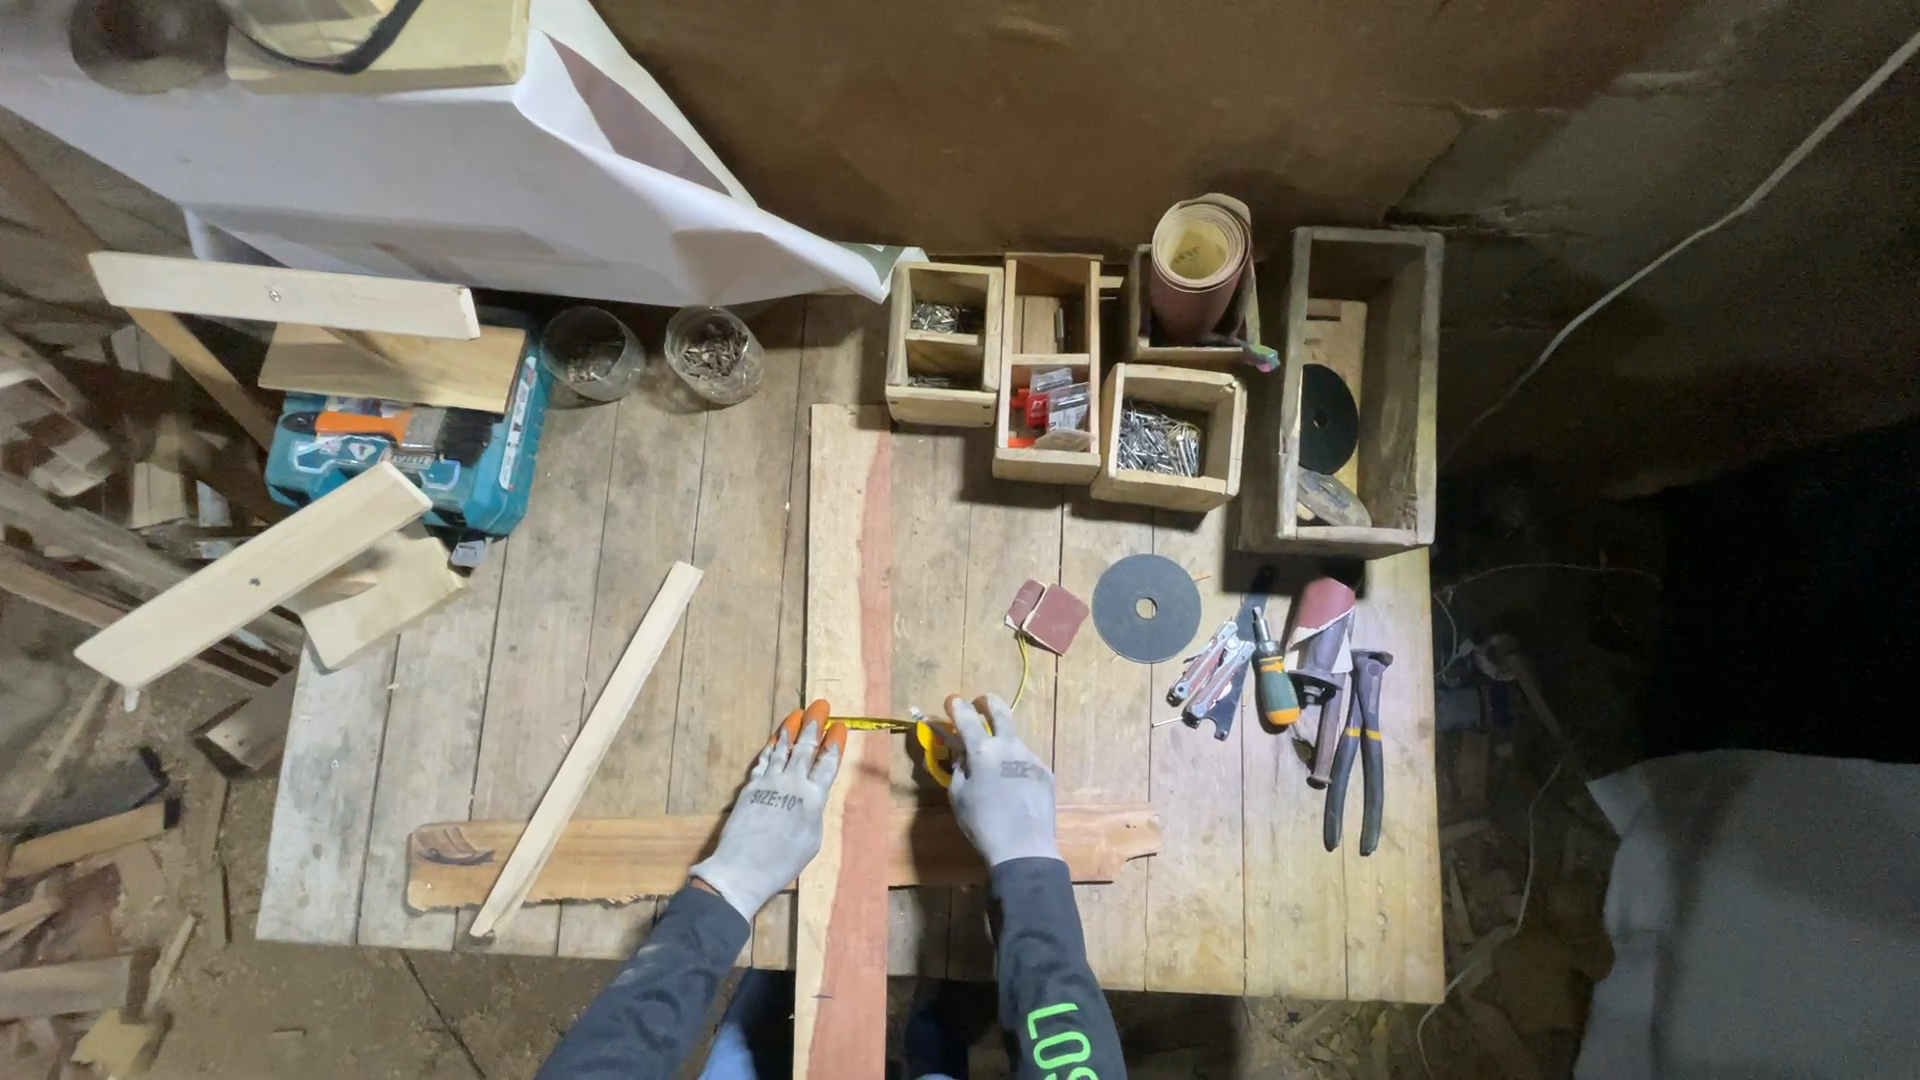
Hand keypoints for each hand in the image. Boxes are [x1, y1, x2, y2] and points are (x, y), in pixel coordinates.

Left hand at [690, 699, 844, 919]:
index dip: (834, 743)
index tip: (838, 726)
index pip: (827, 763)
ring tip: (796, 714)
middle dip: (813, 725)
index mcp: (813, 798)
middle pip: (805, 748)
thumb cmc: (783, 862)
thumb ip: (813, 811)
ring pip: (782, 749)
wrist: (743, 868)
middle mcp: (793, 783)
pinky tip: (773, 739)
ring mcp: (770, 782)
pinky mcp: (751, 787)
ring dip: (790, 730)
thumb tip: (811, 796)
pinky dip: (770, 748)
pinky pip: (764, 761)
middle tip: (819, 706)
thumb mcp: (812, 839)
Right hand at [946, 693, 1061, 867]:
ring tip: (996, 762)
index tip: (952, 699)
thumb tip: (963, 755)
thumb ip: (959, 769)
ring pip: (1014, 740)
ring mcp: (1031, 757)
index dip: (958, 707)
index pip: (967, 720)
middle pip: (1001, 713)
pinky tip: (1014, 784)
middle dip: (989, 702)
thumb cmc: (983, 823)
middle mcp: (1009, 746)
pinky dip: (1017, 764)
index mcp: (983, 751)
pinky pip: (1026, 761)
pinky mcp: (1045, 772)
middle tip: (982, 701)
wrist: (1024, 846)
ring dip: (1003, 742)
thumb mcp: (959, 796)